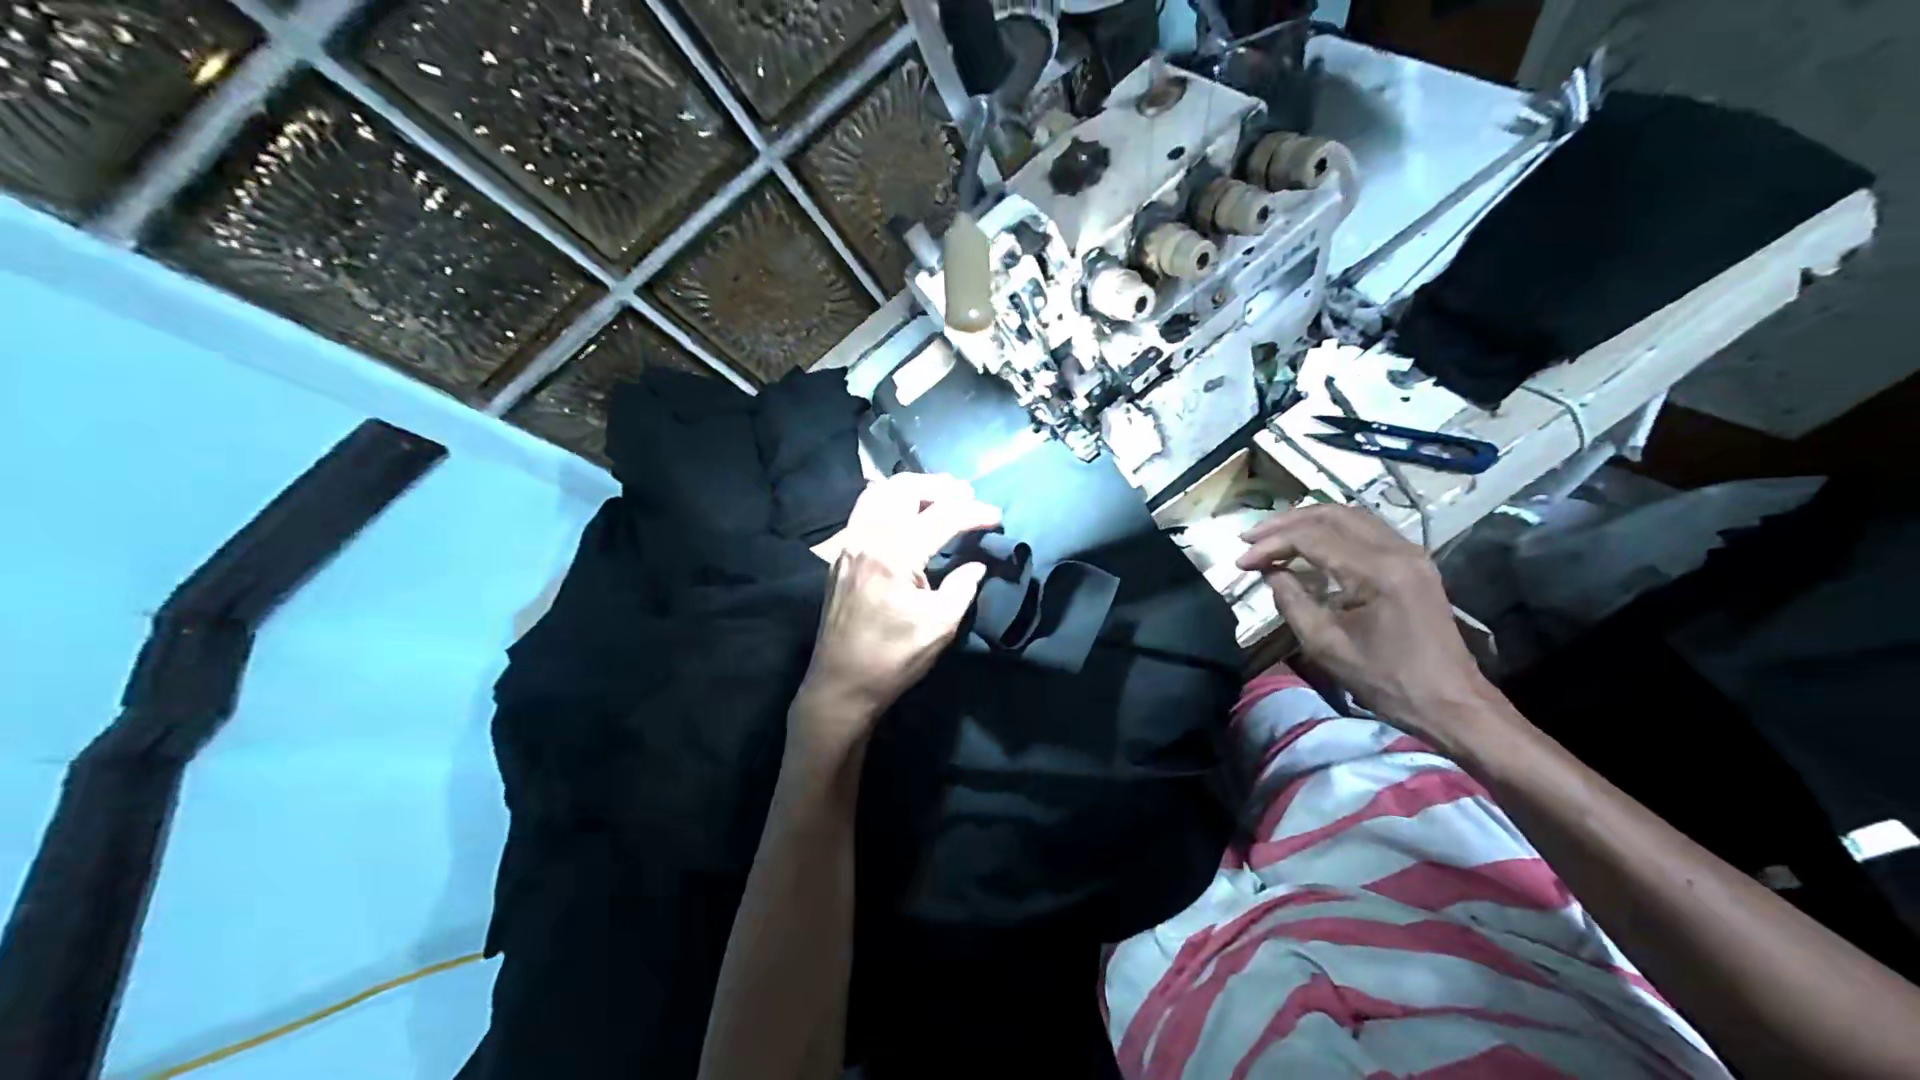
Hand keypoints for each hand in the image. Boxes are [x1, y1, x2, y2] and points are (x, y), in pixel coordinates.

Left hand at [792, 473, 1001, 753]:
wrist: (841, 684)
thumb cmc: (893, 659)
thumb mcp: (939, 627)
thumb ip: (963, 587)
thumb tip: (977, 564)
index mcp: (893, 555)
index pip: (941, 516)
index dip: (974, 512)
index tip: (998, 516)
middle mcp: (866, 538)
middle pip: (903, 488)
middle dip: (940, 486)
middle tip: (967, 496)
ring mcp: (849, 544)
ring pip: (879, 493)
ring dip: (912, 489)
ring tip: (939, 500)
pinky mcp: (841, 556)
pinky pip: (865, 509)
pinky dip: (890, 501)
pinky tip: (907, 516)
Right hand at [1236, 504, 1496, 744]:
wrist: (1450, 701)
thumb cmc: (1385, 679)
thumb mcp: (1324, 644)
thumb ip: (1291, 600)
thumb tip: (1270, 571)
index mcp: (1377, 571)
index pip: (1311, 538)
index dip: (1271, 544)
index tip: (1240, 561)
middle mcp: (1398, 550)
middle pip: (1331, 515)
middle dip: (1284, 523)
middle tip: (1249, 538)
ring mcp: (1411, 553)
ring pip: (1350, 516)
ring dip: (1307, 521)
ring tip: (1273, 536)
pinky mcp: (1414, 562)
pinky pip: (1366, 529)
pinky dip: (1330, 529)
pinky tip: (1308, 543)